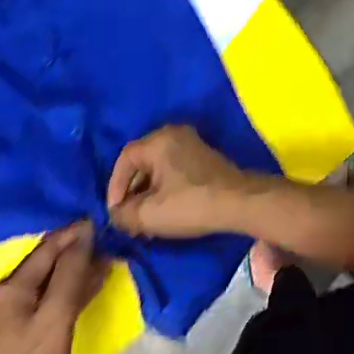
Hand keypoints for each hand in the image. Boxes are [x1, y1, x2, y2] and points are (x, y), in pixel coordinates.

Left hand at [0, 222, 107, 353]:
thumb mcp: (56, 315)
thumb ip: (71, 270)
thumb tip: (87, 229)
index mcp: (9, 289)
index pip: (48, 246)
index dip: (78, 230)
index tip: (109, 217)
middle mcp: (7, 297)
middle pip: (49, 263)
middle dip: (82, 250)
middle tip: (116, 240)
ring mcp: (14, 317)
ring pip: (53, 282)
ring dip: (81, 270)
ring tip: (113, 259)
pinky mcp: (24, 334)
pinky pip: (52, 300)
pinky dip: (74, 290)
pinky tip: (96, 285)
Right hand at [107, 125, 267, 237]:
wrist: (238, 201)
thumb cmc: (190, 204)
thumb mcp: (147, 215)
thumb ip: (122, 213)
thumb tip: (117, 212)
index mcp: (160, 140)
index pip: (124, 158)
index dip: (115, 186)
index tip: (115, 211)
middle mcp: (175, 134)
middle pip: (141, 161)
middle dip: (130, 190)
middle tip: (126, 217)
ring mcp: (191, 143)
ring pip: (157, 166)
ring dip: (146, 191)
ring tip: (142, 219)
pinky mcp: (201, 156)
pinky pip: (172, 168)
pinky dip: (162, 187)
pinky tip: (161, 210)